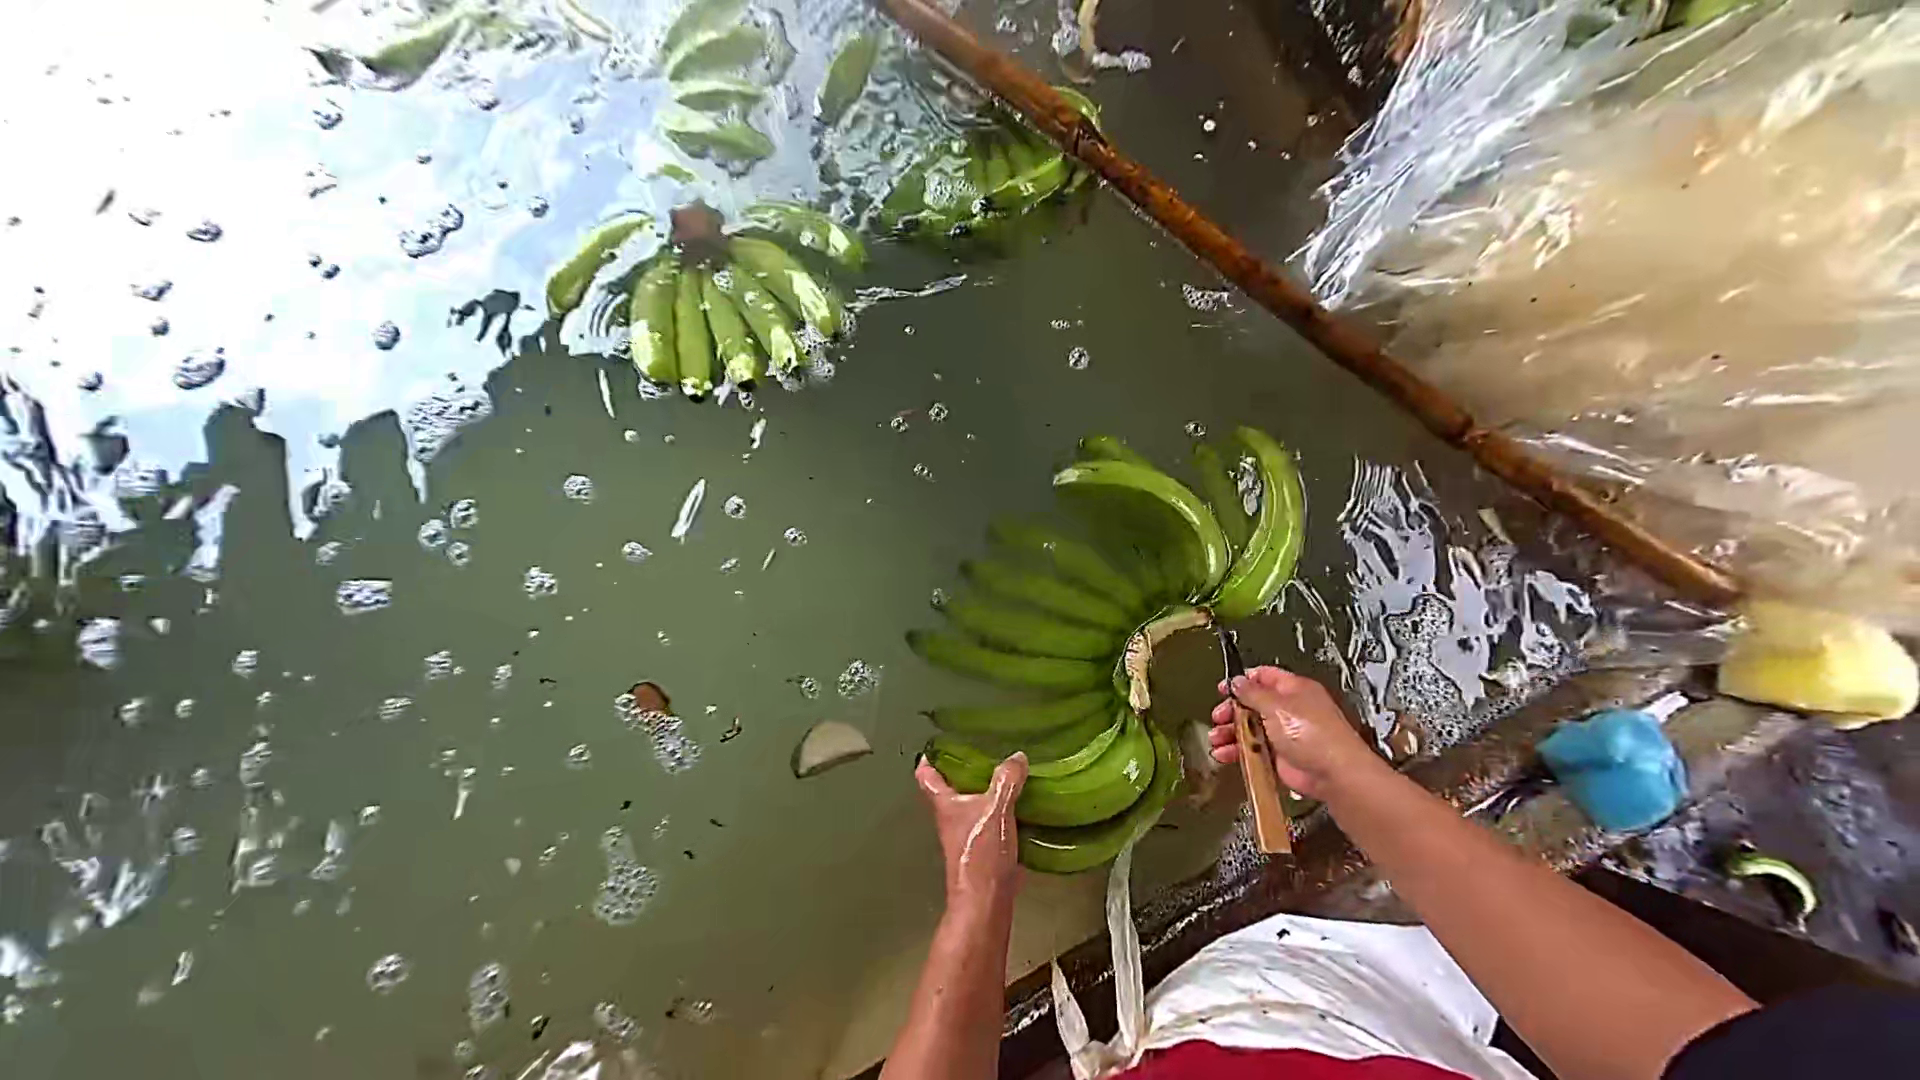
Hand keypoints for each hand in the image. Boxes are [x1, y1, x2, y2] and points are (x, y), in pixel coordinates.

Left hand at [914, 752, 1028, 906]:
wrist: (986, 903)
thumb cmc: (980, 855)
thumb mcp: (996, 809)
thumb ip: (1006, 780)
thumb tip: (1017, 757)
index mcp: (945, 804)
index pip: (926, 776)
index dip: (929, 758)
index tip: (939, 744)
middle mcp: (951, 819)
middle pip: (950, 789)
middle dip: (964, 771)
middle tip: (983, 752)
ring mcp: (967, 837)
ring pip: (973, 806)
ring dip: (987, 792)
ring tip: (1007, 774)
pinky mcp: (985, 852)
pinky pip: (992, 824)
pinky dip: (1004, 813)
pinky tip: (1022, 806)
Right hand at [1208, 666, 1380, 799]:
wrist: (1334, 775)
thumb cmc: (1317, 736)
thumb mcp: (1276, 706)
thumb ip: (1252, 692)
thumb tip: (1237, 682)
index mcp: (1294, 690)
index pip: (1263, 677)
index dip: (1242, 681)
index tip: (1225, 688)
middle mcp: (1290, 710)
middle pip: (1252, 705)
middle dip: (1232, 711)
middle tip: (1220, 716)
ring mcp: (1285, 734)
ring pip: (1249, 729)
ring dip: (1231, 733)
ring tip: (1217, 738)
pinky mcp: (1280, 757)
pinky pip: (1253, 750)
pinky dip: (1237, 752)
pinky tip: (1225, 753)